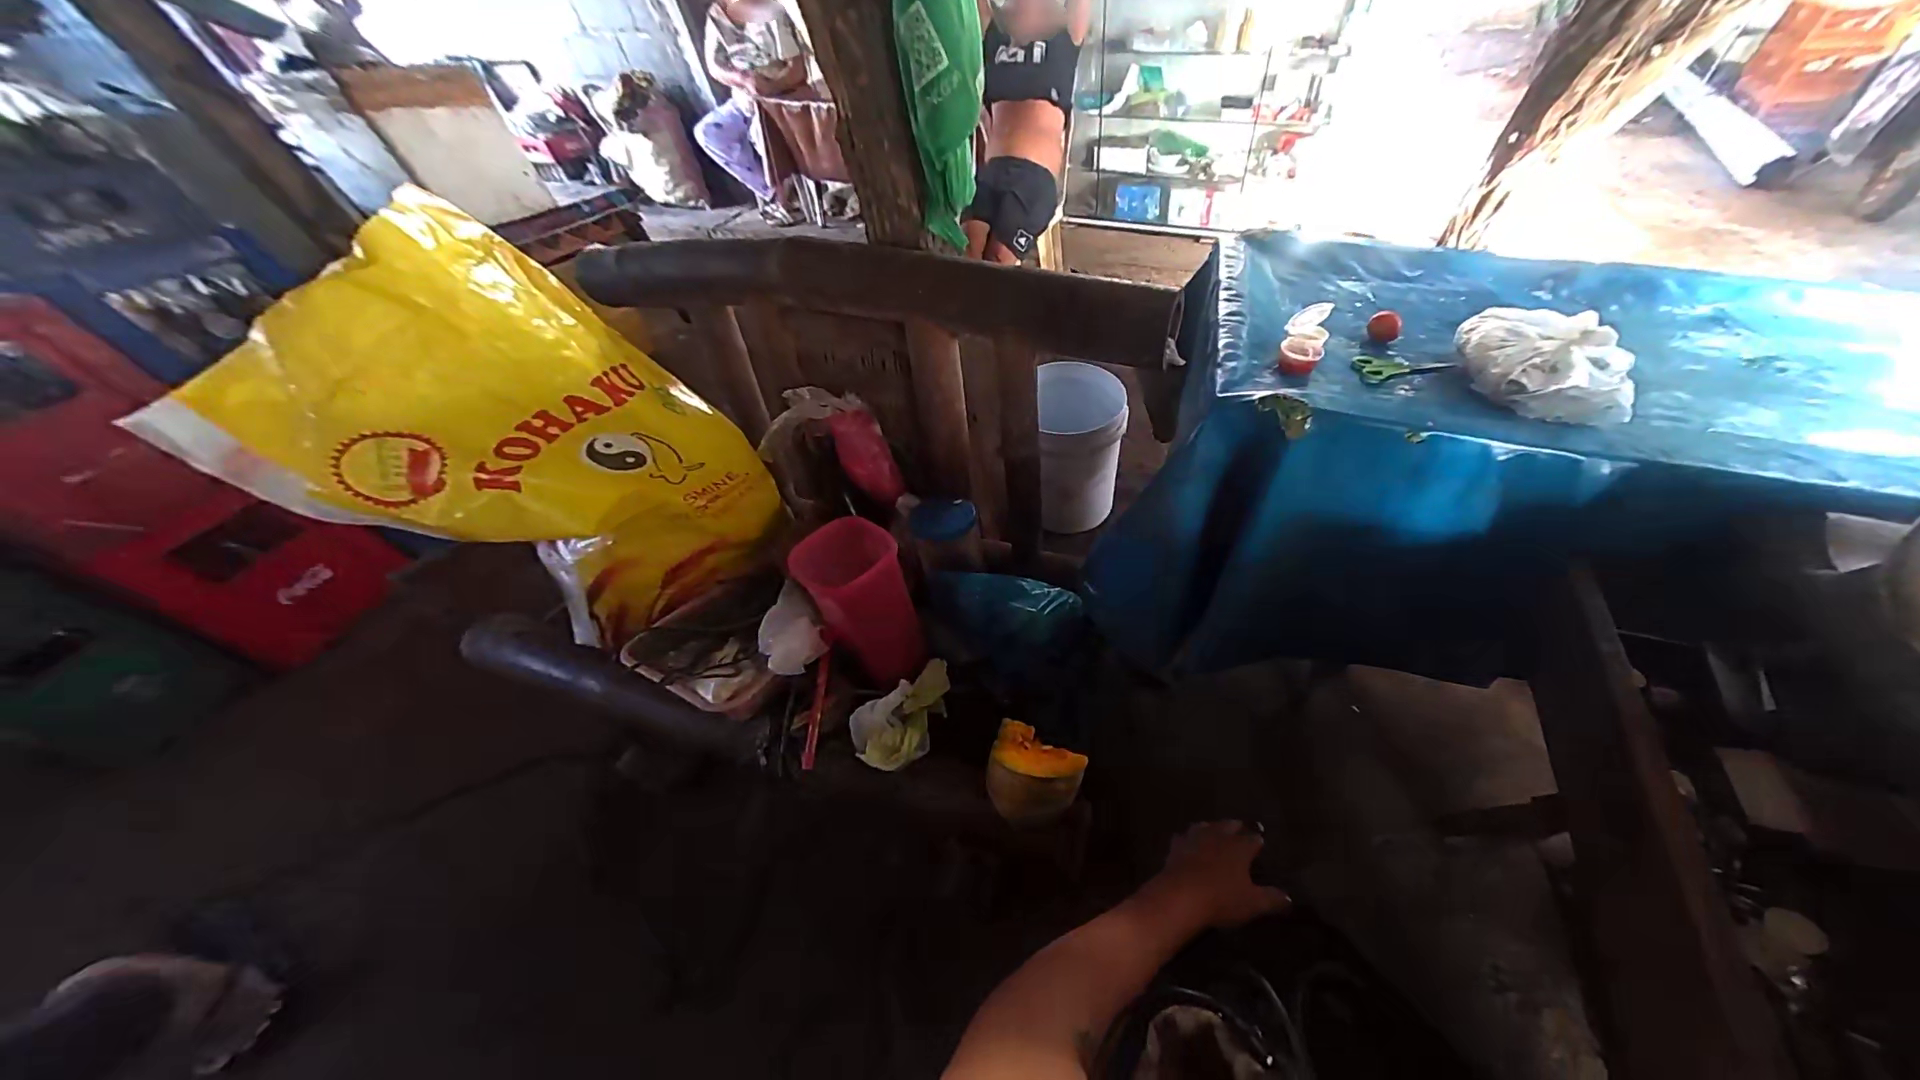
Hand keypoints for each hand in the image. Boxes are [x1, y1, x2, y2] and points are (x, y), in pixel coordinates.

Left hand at [1144, 820, 1289, 929]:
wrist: (1180, 895)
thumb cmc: (1222, 899)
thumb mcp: (1253, 903)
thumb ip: (1271, 898)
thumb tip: (1287, 897)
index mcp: (1239, 847)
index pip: (1252, 840)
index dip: (1257, 841)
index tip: (1260, 841)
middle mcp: (1217, 836)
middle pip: (1229, 825)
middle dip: (1236, 826)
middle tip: (1240, 826)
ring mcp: (1194, 838)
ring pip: (1205, 826)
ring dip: (1212, 827)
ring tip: (1215, 828)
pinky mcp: (1176, 845)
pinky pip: (1184, 836)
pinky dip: (1188, 837)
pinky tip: (1187, 840)